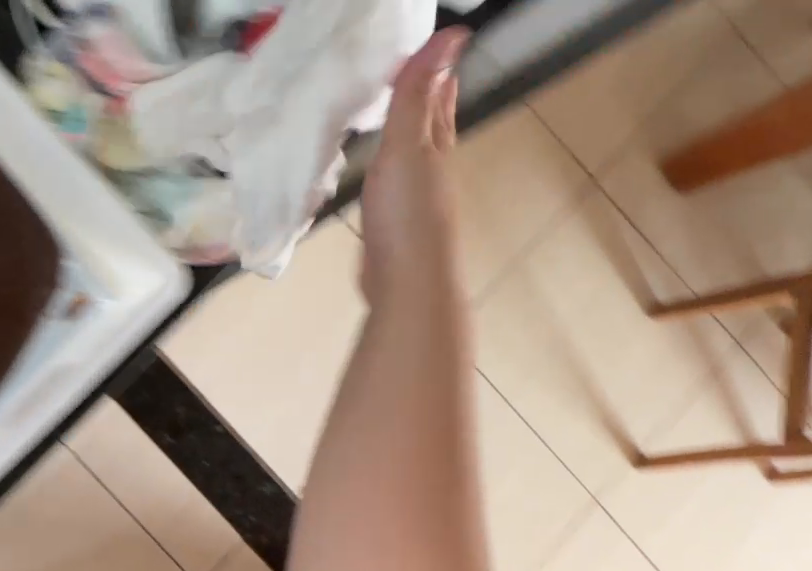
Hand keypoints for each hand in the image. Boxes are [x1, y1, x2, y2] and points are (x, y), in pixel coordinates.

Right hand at [360, 27, 468, 306]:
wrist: (405, 279)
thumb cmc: (406, 214)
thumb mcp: (407, 148)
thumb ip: (415, 98)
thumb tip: (450, 35)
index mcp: (437, 146)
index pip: (439, 98)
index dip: (434, 72)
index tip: (425, 48)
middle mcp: (433, 168)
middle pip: (432, 125)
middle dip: (426, 100)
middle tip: (411, 76)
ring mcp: (415, 199)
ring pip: (413, 156)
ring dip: (404, 136)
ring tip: (388, 122)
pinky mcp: (395, 224)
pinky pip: (392, 185)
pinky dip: (387, 171)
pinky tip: (376, 175)